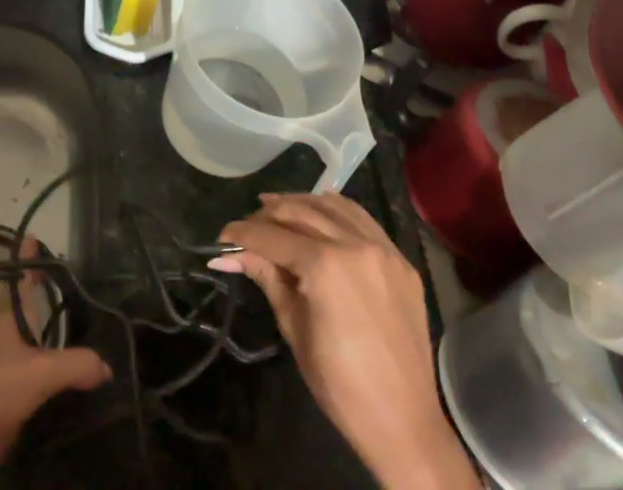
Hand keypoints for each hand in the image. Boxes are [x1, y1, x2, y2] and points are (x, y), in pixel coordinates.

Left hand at [0, 241, 110, 489]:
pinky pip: (45, 389)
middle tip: (88, 294)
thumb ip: (75, 364)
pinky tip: (86, 390)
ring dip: (64, 347)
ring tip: (98, 340)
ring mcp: (9, 376)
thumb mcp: (36, 372)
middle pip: (34, 316)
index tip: (34, 237)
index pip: (20, 282)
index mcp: (7, 324)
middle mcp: (8, 344)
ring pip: (42, 353)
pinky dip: (64, 385)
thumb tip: (106, 366)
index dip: (27, 260)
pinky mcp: (13, 407)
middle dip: (54, 303)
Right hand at [215, 193, 477, 489]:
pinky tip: (319, 215)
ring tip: (276, 210)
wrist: (402, 417)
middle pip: (301, 212)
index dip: (241, 234)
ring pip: (334, 207)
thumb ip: (267, 278)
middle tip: (245, 228)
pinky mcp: (401, 261)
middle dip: (267, 216)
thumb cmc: (338, 383)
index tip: (221, 239)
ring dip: (301, 204)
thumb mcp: (293, 327)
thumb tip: (229, 254)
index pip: (272, 237)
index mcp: (325, 265)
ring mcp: (384, 250)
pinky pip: (363, 220)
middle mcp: (356, 245)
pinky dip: (336, 211)